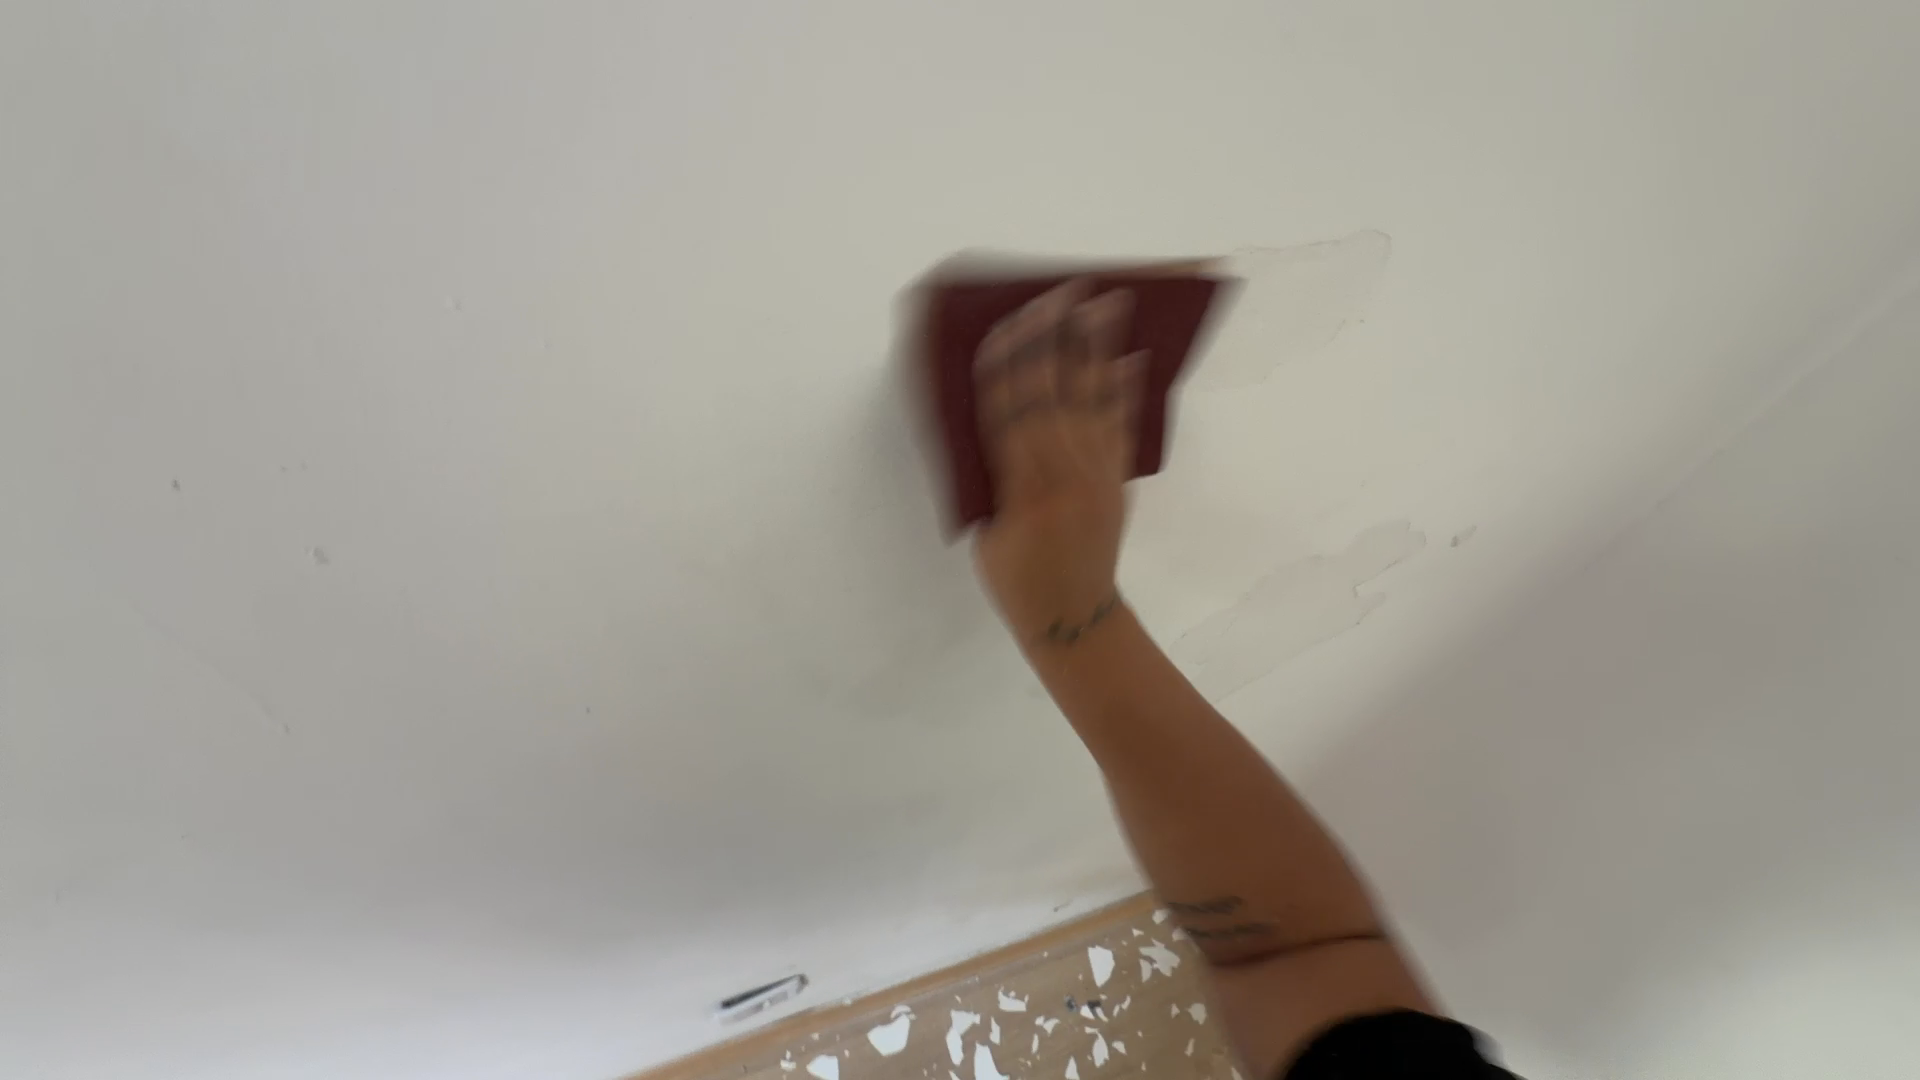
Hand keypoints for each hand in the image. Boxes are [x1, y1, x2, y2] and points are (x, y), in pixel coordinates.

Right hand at [972, 279, 1145, 646]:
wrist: (1074, 618)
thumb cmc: (1017, 581)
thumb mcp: (988, 533)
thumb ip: (993, 478)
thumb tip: (997, 425)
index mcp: (1021, 489)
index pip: (1008, 409)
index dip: (1006, 362)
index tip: (1007, 320)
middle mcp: (1062, 472)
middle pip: (1053, 393)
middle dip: (1053, 340)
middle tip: (1059, 294)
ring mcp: (1097, 474)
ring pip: (1093, 400)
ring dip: (1097, 349)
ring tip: (1106, 303)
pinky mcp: (1118, 480)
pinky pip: (1123, 427)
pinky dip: (1125, 390)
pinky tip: (1131, 358)